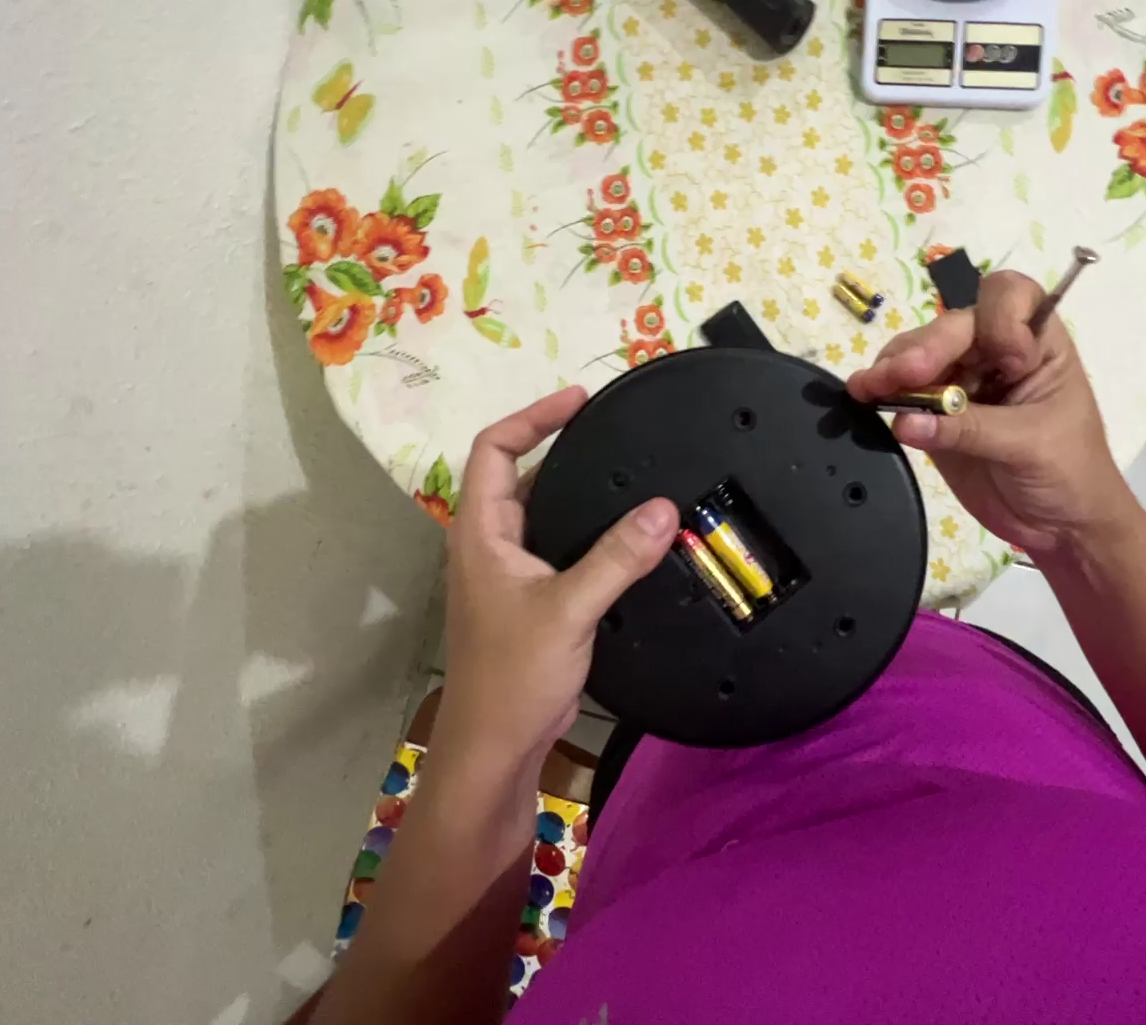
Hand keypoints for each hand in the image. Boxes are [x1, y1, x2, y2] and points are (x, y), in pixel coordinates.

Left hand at [436, 387, 677, 767]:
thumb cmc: (513, 674)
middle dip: (564, 448)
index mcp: (481, 533)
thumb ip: (617, 557)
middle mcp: (492, 544)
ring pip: (545, 514)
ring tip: (631, 477)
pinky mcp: (533, 599)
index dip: (532, 416)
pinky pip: (563, 547)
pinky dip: (591, 532)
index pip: (493, 449)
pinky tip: (629, 537)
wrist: (497, 745)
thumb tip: (664, 508)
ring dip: (581, 493)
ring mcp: (511, 573)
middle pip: (520, 475)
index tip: (580, 401)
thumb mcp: (569, 608)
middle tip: (618, 435)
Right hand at [846, 270, 1138, 560]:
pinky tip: (862, 397)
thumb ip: (968, 429)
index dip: (997, 318)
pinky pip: (903, 391)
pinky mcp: (935, 412)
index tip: (1003, 359)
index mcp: (1038, 344)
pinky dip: (882, 393)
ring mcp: (962, 380)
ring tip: (866, 389)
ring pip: (919, 354)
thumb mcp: (1028, 445)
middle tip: (895, 377)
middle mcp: (995, 351)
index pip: (1009, 298)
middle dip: (923, 348)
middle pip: (951, 326)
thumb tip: (904, 421)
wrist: (1058, 524)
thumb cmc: (1068, 474)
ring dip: (892, 369)